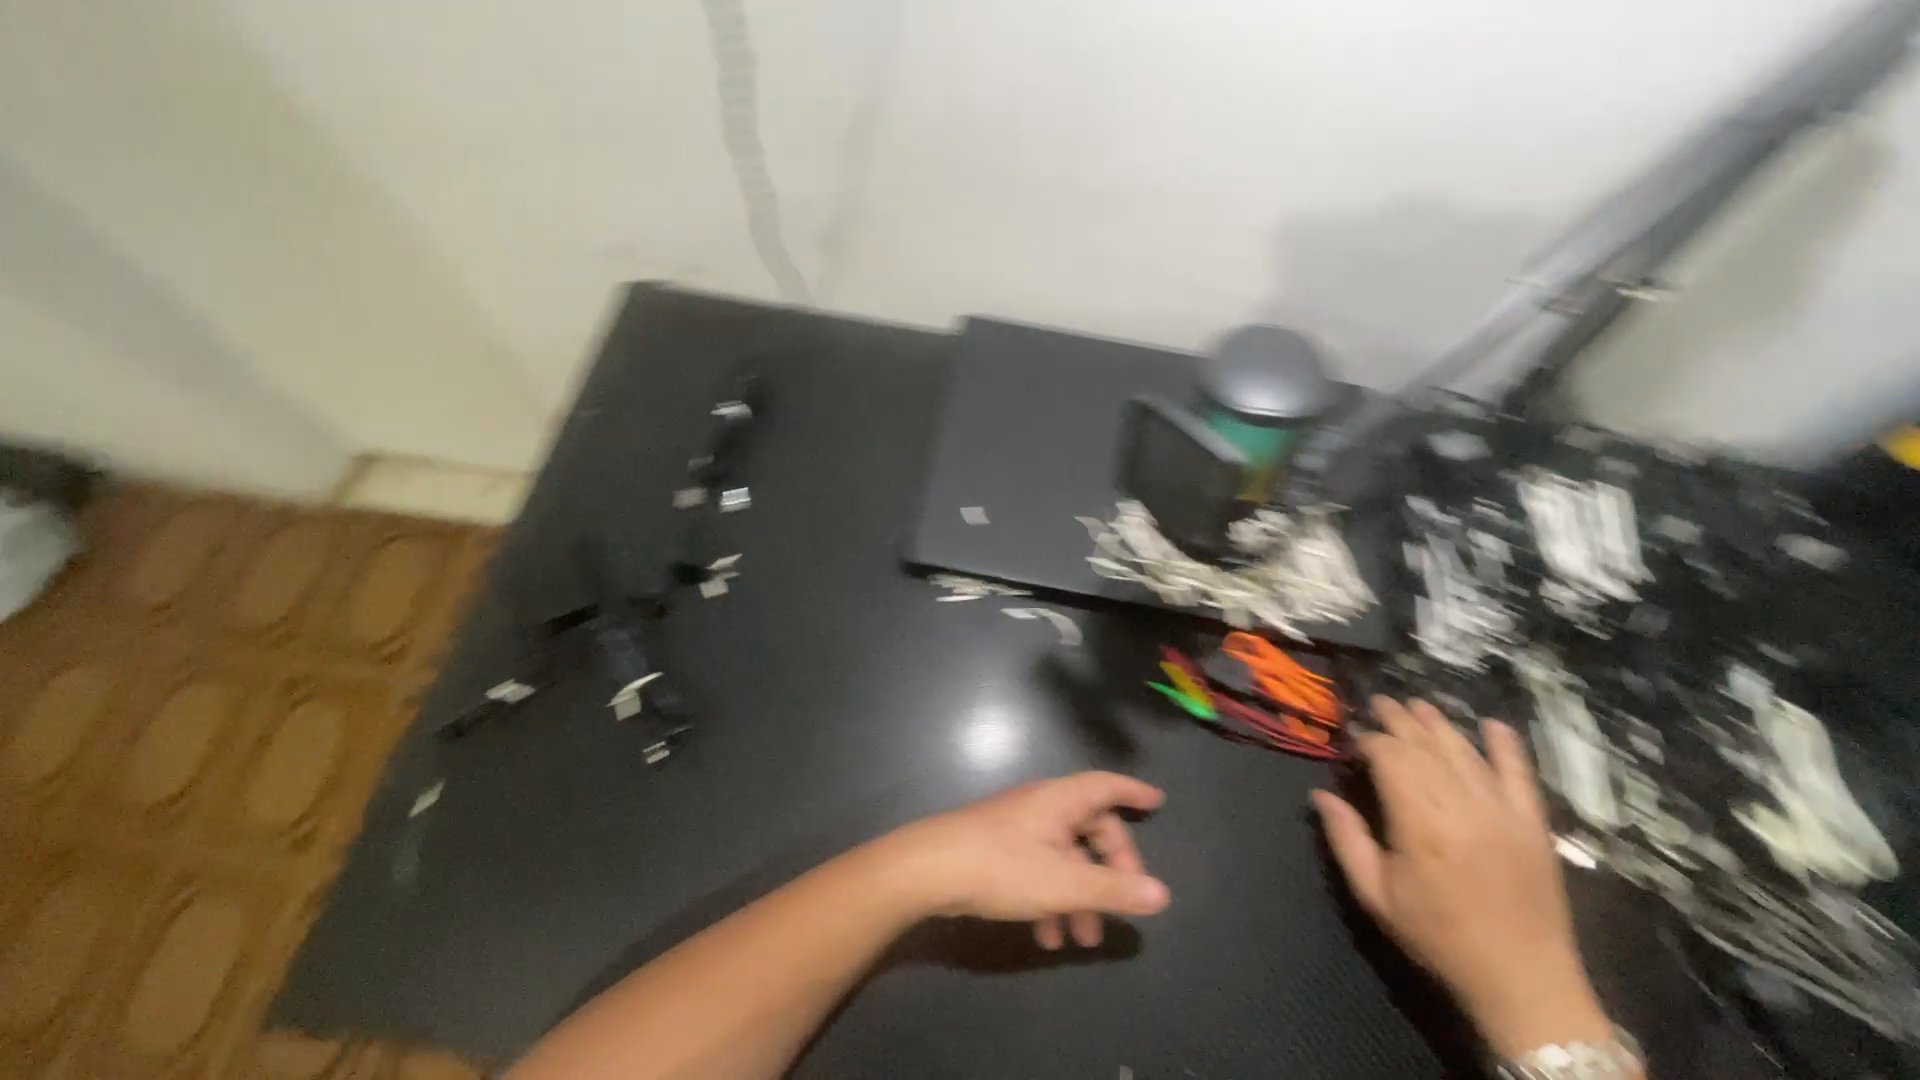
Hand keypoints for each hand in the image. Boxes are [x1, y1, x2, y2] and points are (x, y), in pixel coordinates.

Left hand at [879, 772, 1170, 948]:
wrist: (927, 870)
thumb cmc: (1001, 867)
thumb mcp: (1064, 884)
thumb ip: (1112, 890)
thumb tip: (1162, 895)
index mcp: (1060, 801)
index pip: (1106, 786)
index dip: (1132, 792)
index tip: (1156, 802)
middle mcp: (1041, 807)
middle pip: (1089, 829)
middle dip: (1109, 870)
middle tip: (1123, 906)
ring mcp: (1016, 828)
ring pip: (1063, 857)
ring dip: (1079, 896)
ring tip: (1083, 940)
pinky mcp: (996, 851)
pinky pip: (1037, 870)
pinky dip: (1049, 899)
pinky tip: (1046, 936)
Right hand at [1312, 698, 1612, 1057]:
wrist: (1522, 979)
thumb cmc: (1437, 936)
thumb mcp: (1375, 895)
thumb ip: (1345, 839)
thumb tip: (1320, 795)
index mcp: (1419, 823)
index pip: (1391, 758)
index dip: (1371, 740)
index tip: (1354, 739)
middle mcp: (1462, 806)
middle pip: (1427, 746)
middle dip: (1400, 720)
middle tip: (1379, 704)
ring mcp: (1503, 811)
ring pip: (1466, 751)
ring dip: (1440, 724)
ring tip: (1418, 705)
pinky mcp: (1534, 823)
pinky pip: (1520, 773)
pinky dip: (1506, 745)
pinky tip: (1491, 725)